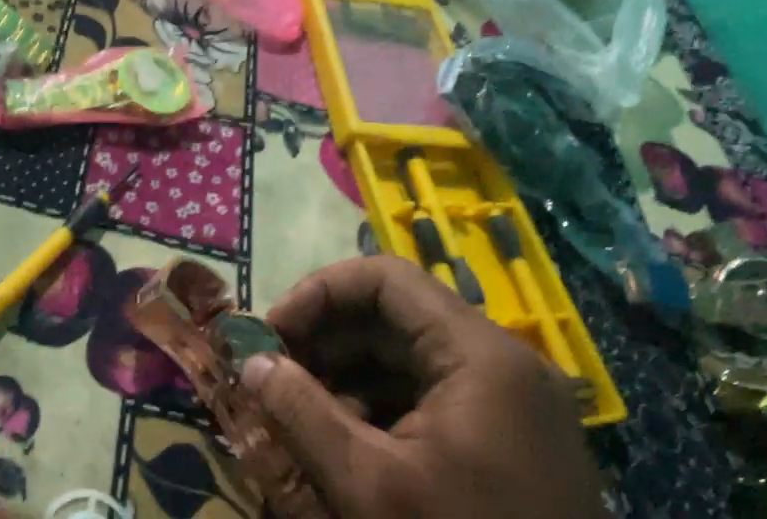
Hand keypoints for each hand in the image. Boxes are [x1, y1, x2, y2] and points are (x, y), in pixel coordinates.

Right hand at [244, 258, 607, 518]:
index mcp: (481, 354)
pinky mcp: (513, 442)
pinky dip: (384, 408)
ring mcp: (514, 404)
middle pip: (398, 317)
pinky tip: (346, 444)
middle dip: (328, 340)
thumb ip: (303, 413)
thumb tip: (252, 363)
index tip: (272, 333)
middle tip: (275, 374)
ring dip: (350, 375)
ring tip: (301, 413)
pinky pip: (435, 398)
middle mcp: (505, 363)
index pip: (387, 279)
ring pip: (413, 359)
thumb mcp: (370, 486)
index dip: (320, 293)